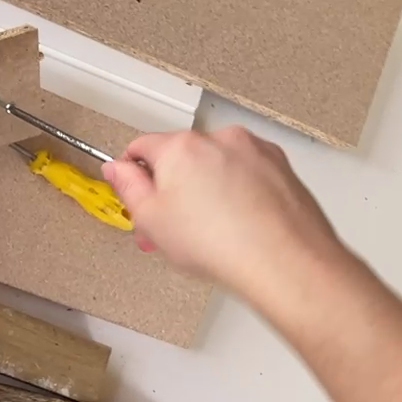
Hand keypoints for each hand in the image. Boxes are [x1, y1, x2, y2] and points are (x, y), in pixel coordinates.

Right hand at [102, 126, 350, 306]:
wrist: (284, 262)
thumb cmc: (219, 244)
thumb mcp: (149, 220)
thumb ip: (127, 186)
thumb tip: (118, 168)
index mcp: (181, 147)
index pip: (140, 147)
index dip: (131, 174)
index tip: (134, 194)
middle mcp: (219, 139)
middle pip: (179, 157)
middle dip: (169, 188)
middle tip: (166, 225)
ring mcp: (254, 151)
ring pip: (213, 165)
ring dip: (201, 190)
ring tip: (203, 231)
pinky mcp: (280, 167)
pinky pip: (243, 173)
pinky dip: (233, 192)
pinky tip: (231, 225)